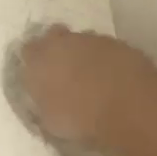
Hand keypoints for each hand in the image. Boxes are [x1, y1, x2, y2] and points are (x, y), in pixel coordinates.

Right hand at [15, 26, 155, 143]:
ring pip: (82, 40)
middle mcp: (63, 42)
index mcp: (39, 59)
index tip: (38, 74)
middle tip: (63, 70)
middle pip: (54, 36)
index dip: (33, 61)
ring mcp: (93, 40)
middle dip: (57, 49)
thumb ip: (42, 103)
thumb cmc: (80, 117)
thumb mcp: (50, 120)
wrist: (129, 106)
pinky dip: (107, 59)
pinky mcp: (120, 44)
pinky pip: (107, 48)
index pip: (27, 50)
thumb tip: (44, 99)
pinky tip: (113, 77)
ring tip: (92, 76)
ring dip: (84, 54)